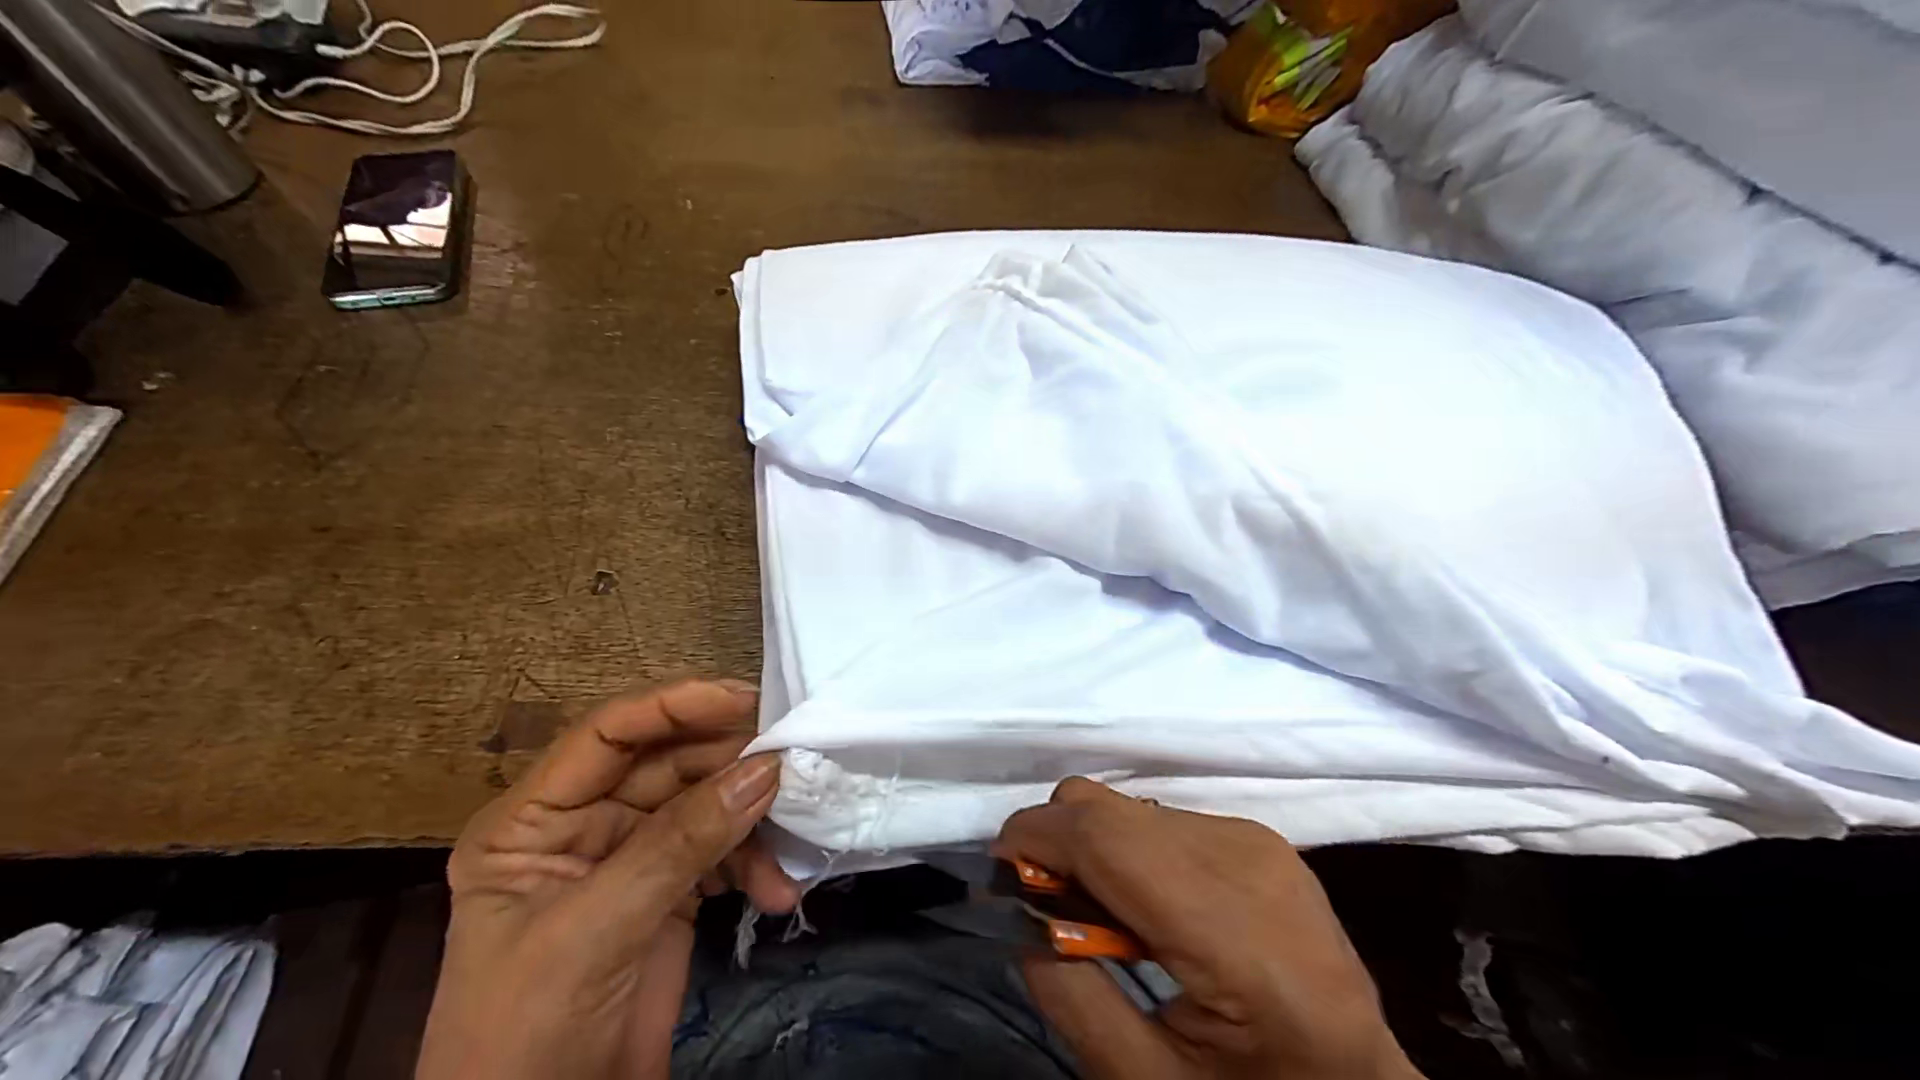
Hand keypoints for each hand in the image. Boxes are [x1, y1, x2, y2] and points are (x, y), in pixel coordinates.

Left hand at [416, 680, 800, 1079]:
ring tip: (793, 833)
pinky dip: (755, 864)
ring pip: (706, 804)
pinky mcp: (671, 890)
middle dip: (730, 764)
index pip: (609, 734)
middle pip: (669, 763)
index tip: (747, 699)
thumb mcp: (596, 930)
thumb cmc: (527, 1034)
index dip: (676, 705)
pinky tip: (777, 892)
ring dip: (752, 819)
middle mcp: (584, 824)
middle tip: (791, 764)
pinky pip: (723, 851)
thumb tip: (764, 770)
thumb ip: (680, 843)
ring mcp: (632, 857)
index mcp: (533, 819)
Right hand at [996, 778, 1422, 1079]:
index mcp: (1238, 938)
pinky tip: (1149, 909)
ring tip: (1109, 923)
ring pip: (1126, 805)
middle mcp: (1251, 861)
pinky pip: (1157, 815)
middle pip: (1109, 808)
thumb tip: (1019, 905)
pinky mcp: (1259, 835)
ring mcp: (1260, 840)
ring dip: (1092, 850)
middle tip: (1053, 916)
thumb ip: (1068, 991)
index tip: (1000, 878)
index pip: (1107, 839)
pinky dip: (1128, 850)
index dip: (1036, 840)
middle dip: (1057, 845)